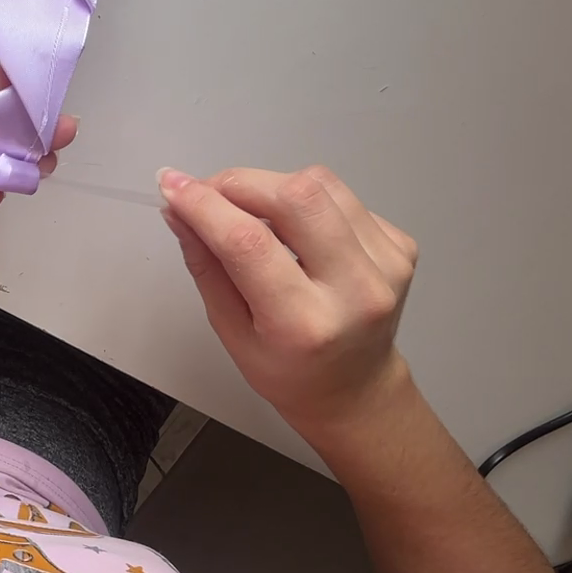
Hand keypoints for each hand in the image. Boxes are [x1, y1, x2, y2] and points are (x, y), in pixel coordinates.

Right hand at [158, 165, 417, 432]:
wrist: (355, 389)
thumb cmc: (282, 369)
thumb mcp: (228, 329)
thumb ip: (205, 266)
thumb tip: (177, 210)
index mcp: (303, 323)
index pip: (249, 244)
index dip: (205, 206)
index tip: (171, 185)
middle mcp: (355, 288)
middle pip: (296, 198)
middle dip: (238, 183)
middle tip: (204, 194)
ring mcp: (386, 263)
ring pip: (320, 185)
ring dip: (267, 186)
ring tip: (243, 210)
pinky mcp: (400, 244)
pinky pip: (340, 197)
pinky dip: (301, 200)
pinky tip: (288, 228)